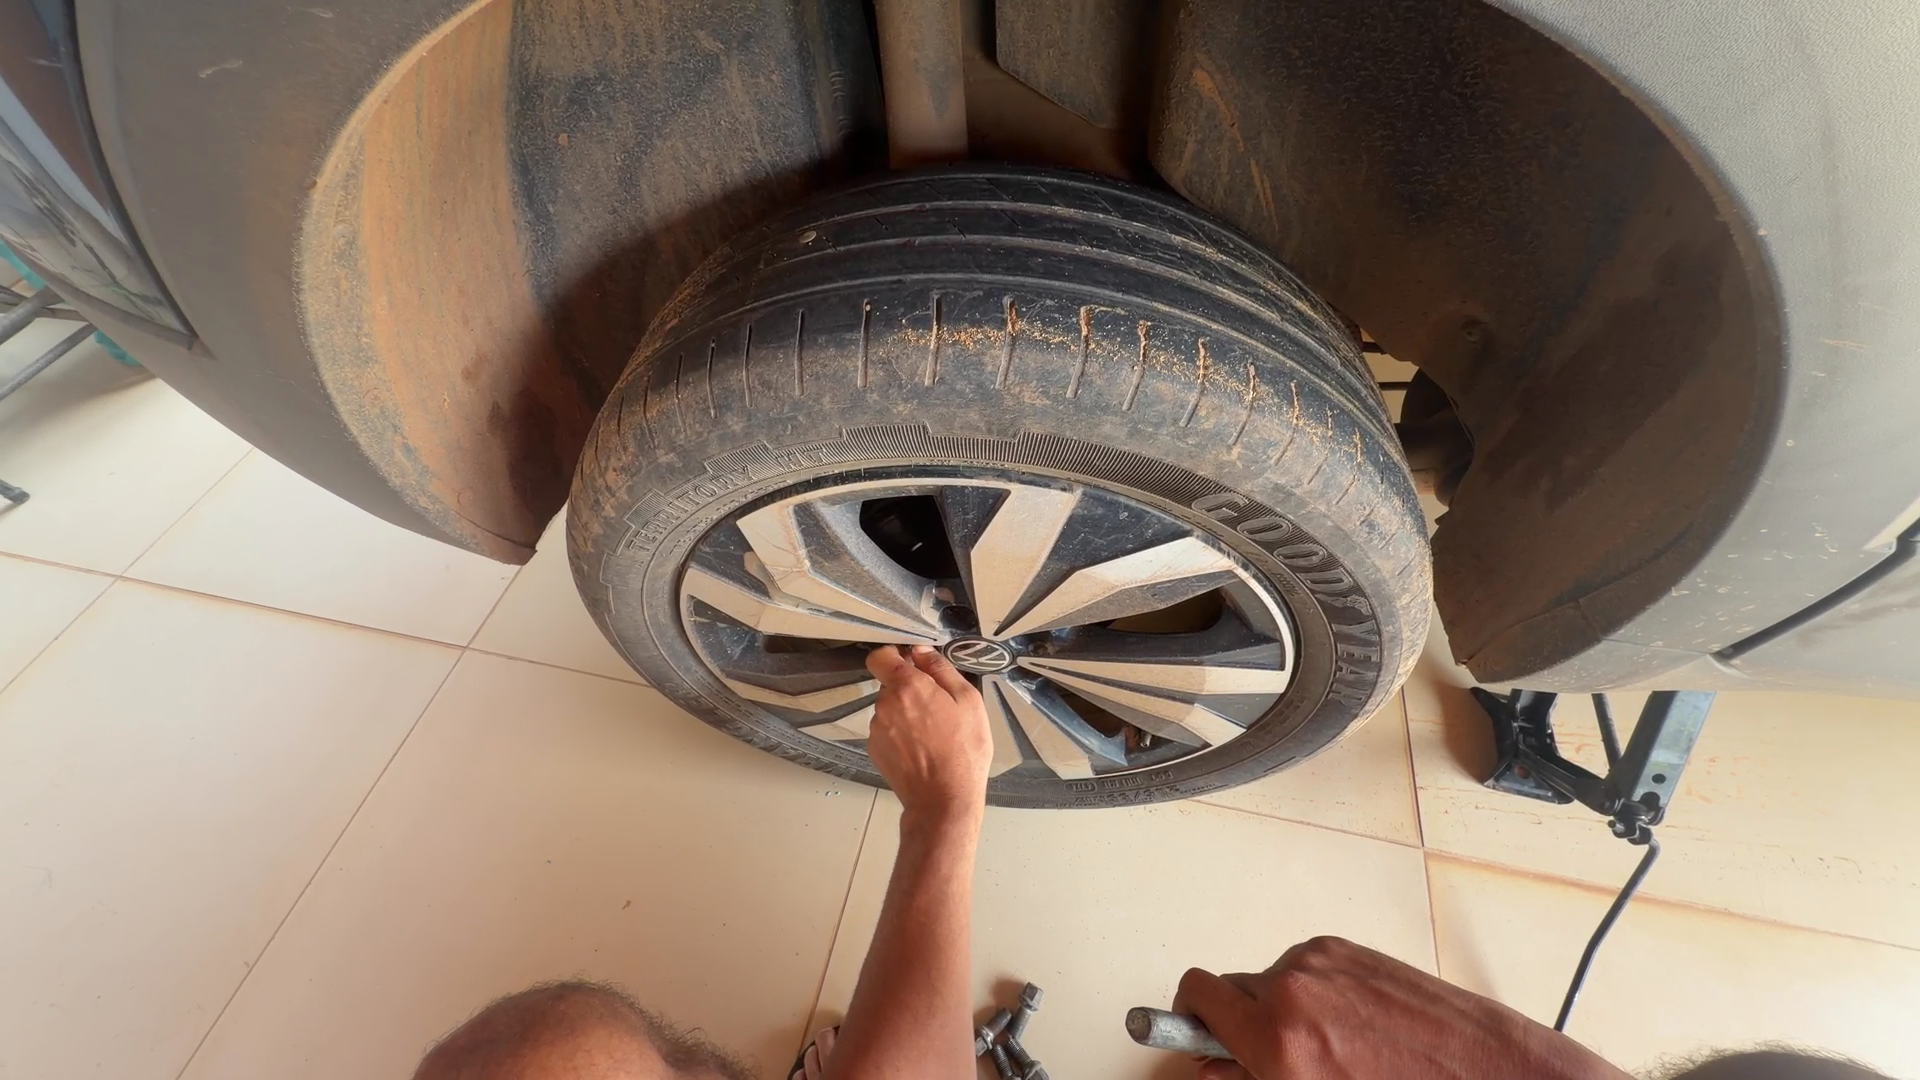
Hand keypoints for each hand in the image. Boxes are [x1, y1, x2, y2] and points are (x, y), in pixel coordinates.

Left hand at [864, 645, 992, 824]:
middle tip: (938, 706)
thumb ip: (940, 668)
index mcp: (907, 686)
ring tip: (932, 732)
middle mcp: (885, 704)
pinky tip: (921, 748)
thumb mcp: (968, 700)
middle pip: (889, 683)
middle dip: (909, 688)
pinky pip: (886, 730)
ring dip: (905, 712)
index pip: (880, 656)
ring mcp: (877, 729)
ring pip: (889, 708)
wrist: (944, 800)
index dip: (894, 655)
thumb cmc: (963, 749)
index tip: (912, 663)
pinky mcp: (875, 750)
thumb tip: (921, 650)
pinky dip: (900, 733)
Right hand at [1172, 937, 1632, 1079]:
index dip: (1184, 1014)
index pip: (1195, 994)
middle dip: (1239, 1025)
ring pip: (1270, 981)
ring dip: (1280, 1012)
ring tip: (1329, 1052)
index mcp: (1279, 1038)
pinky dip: (1313, 995)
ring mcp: (1322, 961)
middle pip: (1231, 989)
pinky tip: (1352, 1032)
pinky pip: (1306, 969)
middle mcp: (1293, 986)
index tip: (1187, 1028)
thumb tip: (1214, 1070)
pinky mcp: (1349, 948)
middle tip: (1267, 1060)